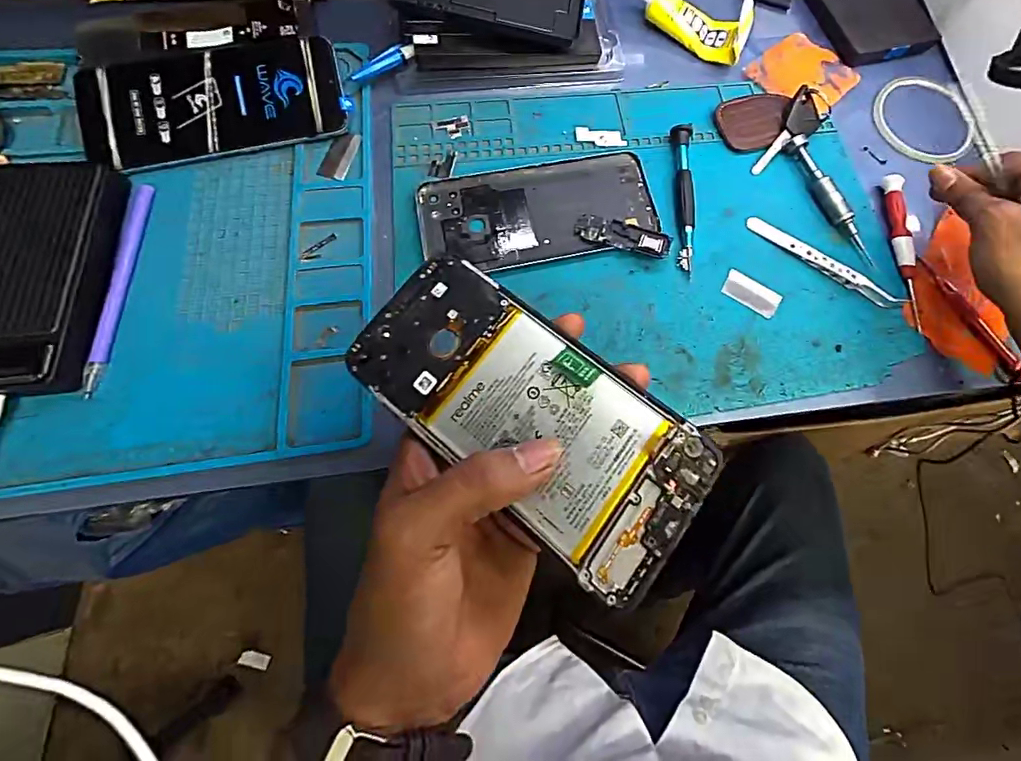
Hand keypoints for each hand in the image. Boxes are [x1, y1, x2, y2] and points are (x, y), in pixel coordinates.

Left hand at [328, 314, 649, 732]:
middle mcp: (471, 468)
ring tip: (624, 393)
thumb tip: (548, 450)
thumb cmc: (395, 601)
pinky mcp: (533, 533)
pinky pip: (566, 498)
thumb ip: (474, 486)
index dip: (500, 360)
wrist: (414, 687)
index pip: (467, 394)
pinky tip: (622, 455)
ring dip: (582, 424)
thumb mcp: (416, 532)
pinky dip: (593, 477)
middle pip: (518, 415)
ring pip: (548, 451)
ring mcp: (505, 500)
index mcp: (432, 456)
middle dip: (555, 383)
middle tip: (593, 354)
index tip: (536, 333)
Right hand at [927, 153, 1020, 360]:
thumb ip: (964, 193)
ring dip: (1004, 218)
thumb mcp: (988, 224)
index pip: (1009, 163)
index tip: (942, 193)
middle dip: (988, 199)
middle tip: (959, 217)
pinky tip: (1007, 254)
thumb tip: (940, 172)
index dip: (970, 177)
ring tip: (982, 239)